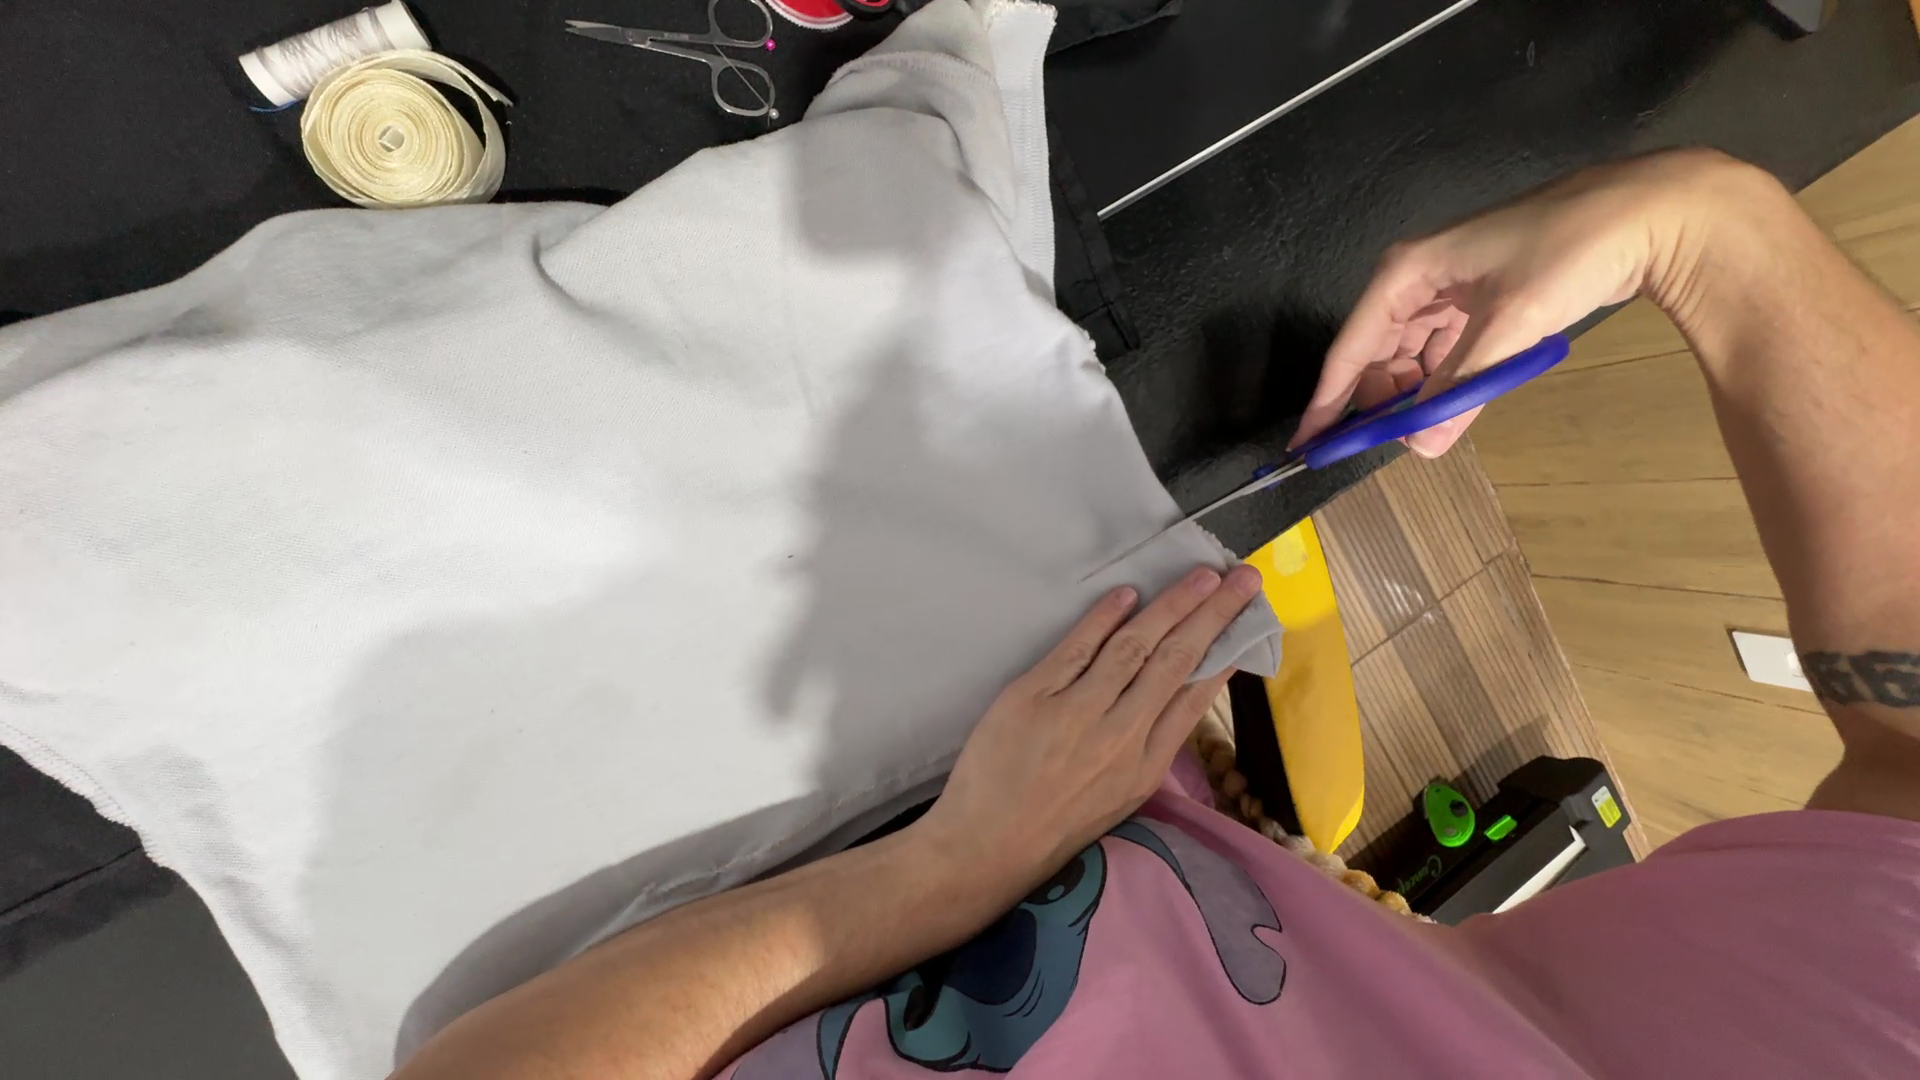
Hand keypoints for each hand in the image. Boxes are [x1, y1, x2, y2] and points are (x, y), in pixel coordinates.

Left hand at [913, 564, 1263, 890]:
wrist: (988, 845)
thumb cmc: (1056, 823)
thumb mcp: (1120, 795)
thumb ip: (1150, 745)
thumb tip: (1179, 694)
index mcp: (1146, 765)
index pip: (1194, 695)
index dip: (1224, 652)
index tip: (1246, 619)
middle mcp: (1120, 736)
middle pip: (1174, 661)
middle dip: (1213, 615)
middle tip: (1243, 578)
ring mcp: (1077, 714)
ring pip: (1134, 647)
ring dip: (1171, 606)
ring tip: (1201, 575)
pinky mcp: (1033, 697)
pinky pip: (1076, 649)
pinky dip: (1103, 618)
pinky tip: (1127, 595)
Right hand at [1290, 149, 1766, 456]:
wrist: (1662, 207)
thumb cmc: (1575, 253)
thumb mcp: (1510, 326)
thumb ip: (1459, 389)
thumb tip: (1421, 448)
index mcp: (1405, 274)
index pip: (1350, 349)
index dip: (1328, 401)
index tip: (1308, 444)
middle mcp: (1414, 278)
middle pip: (1373, 353)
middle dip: (1377, 399)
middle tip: (1384, 440)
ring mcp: (1444, 285)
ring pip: (1406, 352)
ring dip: (1413, 391)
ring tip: (1427, 421)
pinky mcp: (1473, 294)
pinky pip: (1438, 346)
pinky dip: (1441, 376)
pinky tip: (1453, 397)